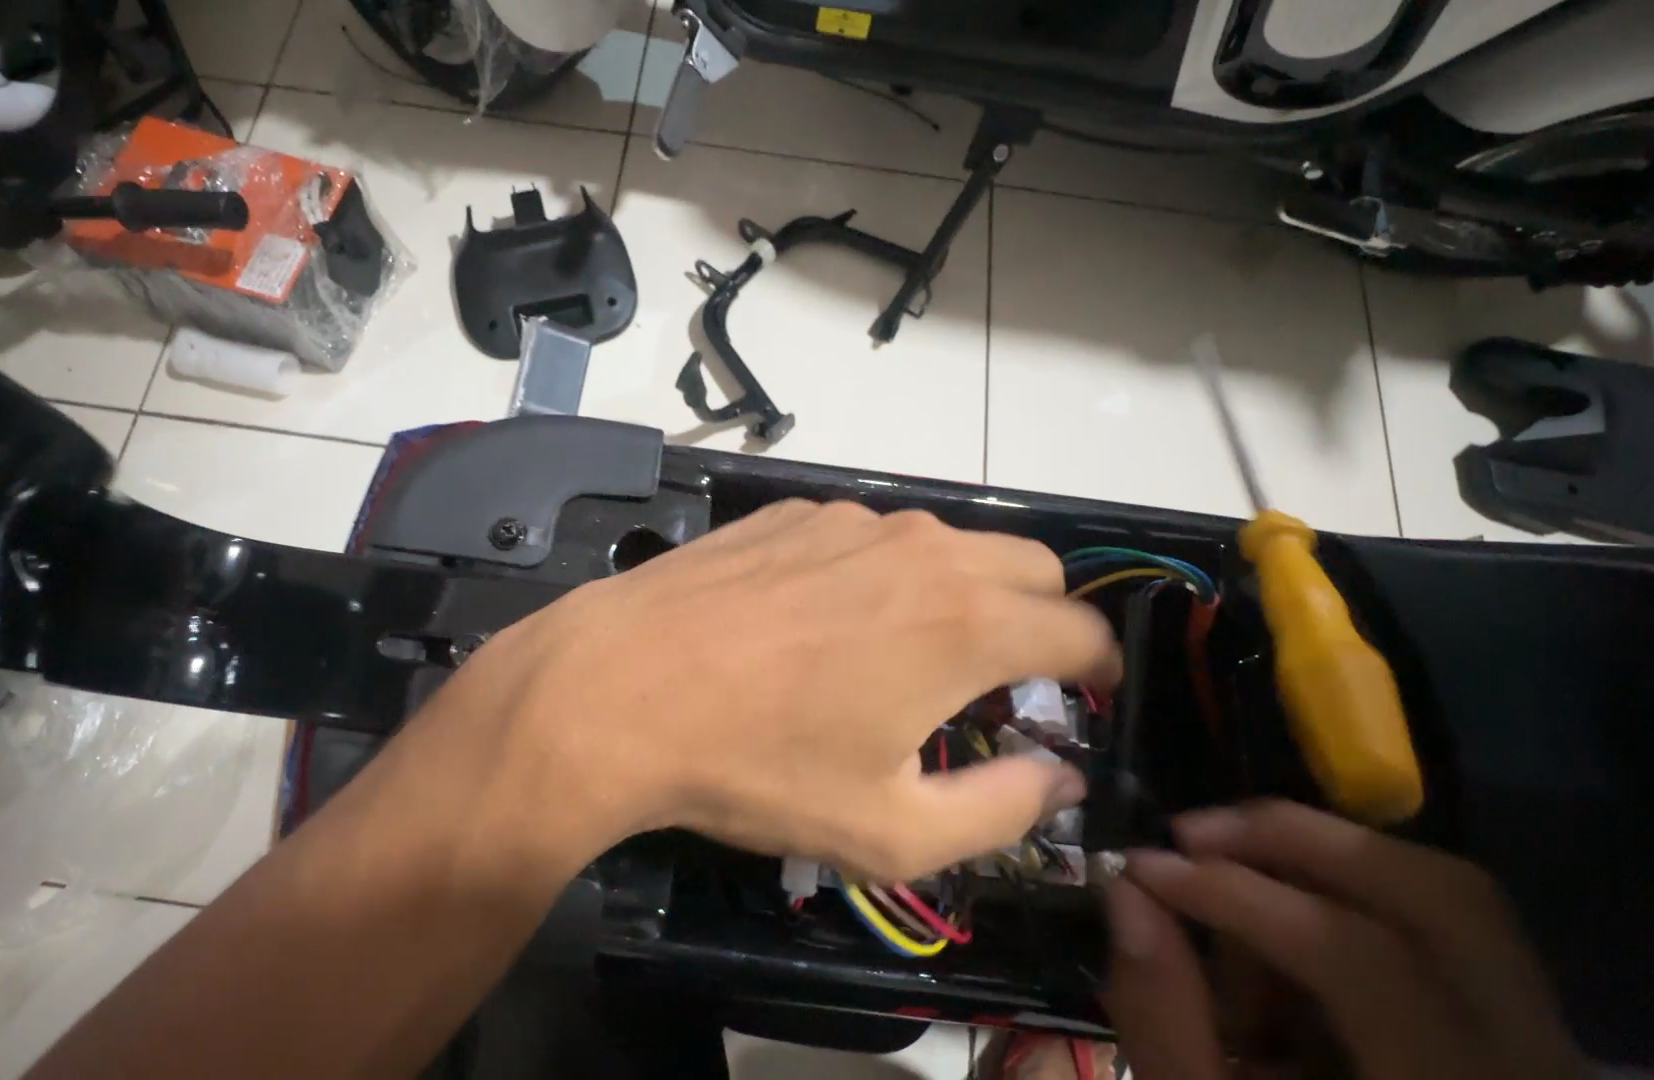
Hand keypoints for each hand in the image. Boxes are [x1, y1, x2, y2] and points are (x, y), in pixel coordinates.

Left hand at [415, 499, 1116, 880]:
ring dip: (960, 588)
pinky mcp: (790, 513)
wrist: (618, 689)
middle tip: (1007, 675)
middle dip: (1042, 617)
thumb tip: (1058, 782)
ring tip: (910, 648)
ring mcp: (850, 521)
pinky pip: (868, 534)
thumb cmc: (756, 767)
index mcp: (965, 621)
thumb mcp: (888, 828)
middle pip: (1030, 565)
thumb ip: (998, 810)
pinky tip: (825, 618)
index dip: (1097, 670)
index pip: (1080, 629)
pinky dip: (882, 570)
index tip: (1085, 698)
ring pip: (947, 542)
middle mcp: (922, 550)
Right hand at [1104, 800, 1587, 1079]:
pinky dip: (1338, 908)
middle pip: (1436, 895)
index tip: (1143, 867)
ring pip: (1441, 896)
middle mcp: (1529, 1065)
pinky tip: (1272, 958)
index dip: (1236, 893)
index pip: (1355, 954)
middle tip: (1192, 836)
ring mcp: (1539, 1046)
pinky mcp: (1517, 1030)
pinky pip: (1432, 928)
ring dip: (1314, 870)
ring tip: (1224, 900)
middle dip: (1295, 840)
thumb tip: (1127, 890)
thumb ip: (1159, 1012)